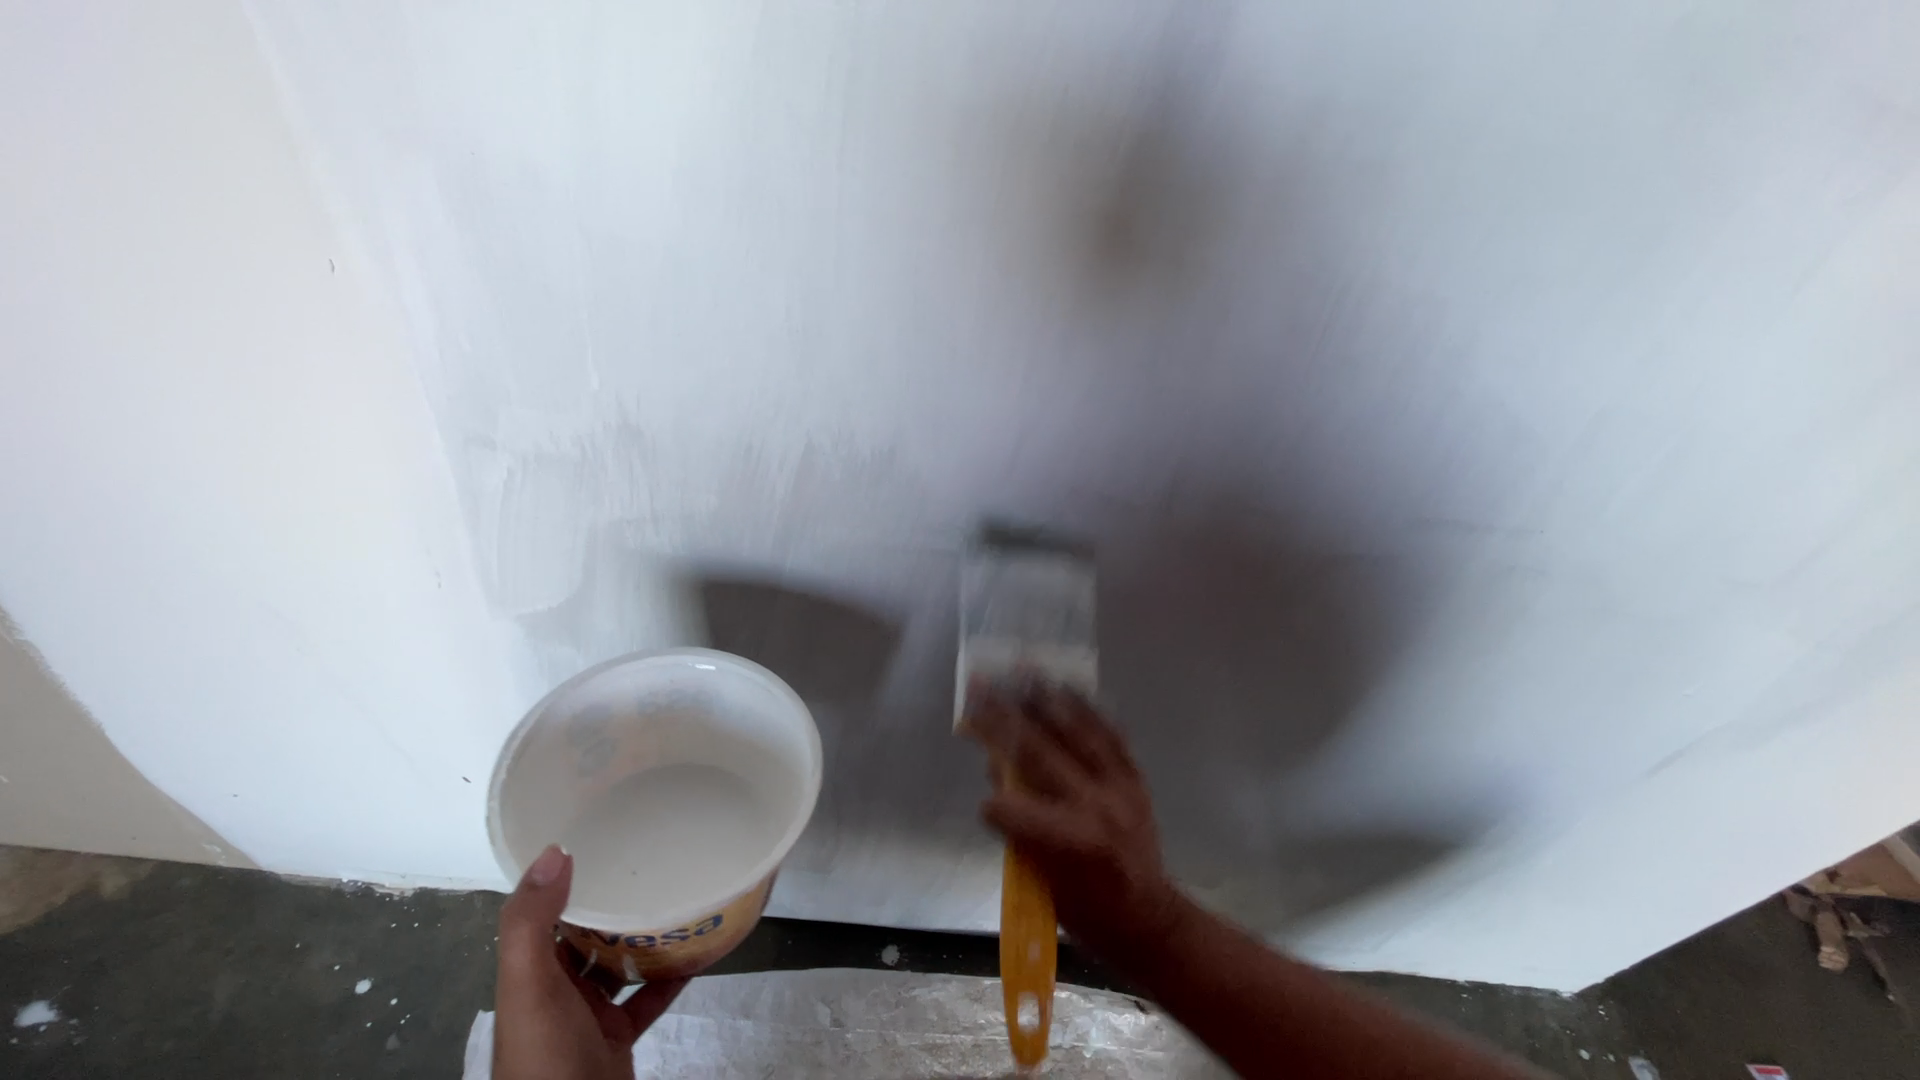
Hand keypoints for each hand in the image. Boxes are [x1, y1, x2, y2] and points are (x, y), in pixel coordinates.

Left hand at [493, 845, 688, 1079]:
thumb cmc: (546, 1057)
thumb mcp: (530, 988)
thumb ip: (531, 925)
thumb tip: (555, 851)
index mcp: (529, 976)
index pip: (546, 915)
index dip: (569, 879)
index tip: (605, 839)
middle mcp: (556, 992)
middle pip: (587, 935)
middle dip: (616, 903)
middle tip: (655, 862)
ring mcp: (589, 1016)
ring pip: (619, 964)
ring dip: (645, 936)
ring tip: (680, 898)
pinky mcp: (619, 1037)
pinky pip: (649, 997)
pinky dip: (671, 976)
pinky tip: (696, 951)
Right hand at [965, 681, 1184, 958]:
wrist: (1151, 920)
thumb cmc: (1088, 914)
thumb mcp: (1042, 883)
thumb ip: (1018, 828)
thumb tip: (999, 772)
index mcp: (1070, 843)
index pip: (1013, 809)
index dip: (991, 800)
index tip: (976, 785)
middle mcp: (1096, 807)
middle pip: (1040, 753)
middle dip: (1004, 719)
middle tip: (981, 686)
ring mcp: (1120, 788)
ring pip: (1078, 733)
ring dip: (1046, 699)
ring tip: (1024, 670)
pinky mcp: (1134, 780)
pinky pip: (1110, 736)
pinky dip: (1088, 711)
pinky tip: (1068, 688)